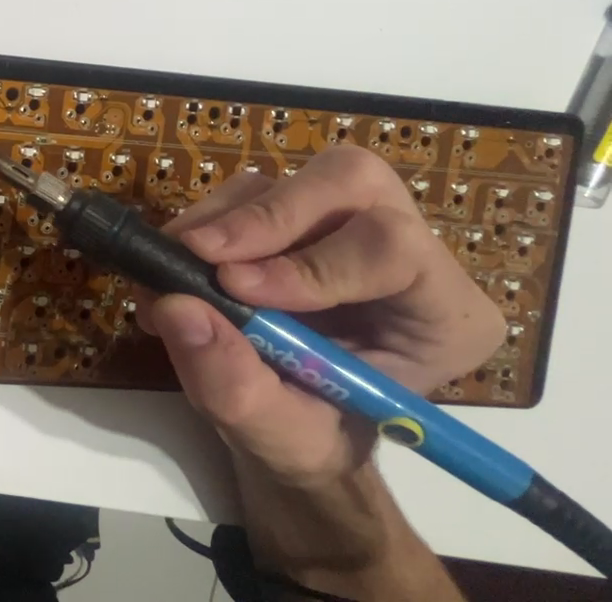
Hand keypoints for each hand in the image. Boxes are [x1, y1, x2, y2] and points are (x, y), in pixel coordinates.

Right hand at [138, 146, 499, 593]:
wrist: (290, 420)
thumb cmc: (305, 434)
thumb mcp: (274, 433)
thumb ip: (233, 382)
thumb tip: (173, 307)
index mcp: (441, 315)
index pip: (394, 249)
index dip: (310, 262)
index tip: (233, 288)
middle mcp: (404, 253)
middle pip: (347, 182)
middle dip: (262, 216)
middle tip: (196, 253)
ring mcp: (339, 224)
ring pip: (280, 181)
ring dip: (217, 224)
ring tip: (174, 277)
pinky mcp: (285, 215)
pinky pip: (237, 194)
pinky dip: (195, 225)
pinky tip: (177, 271)